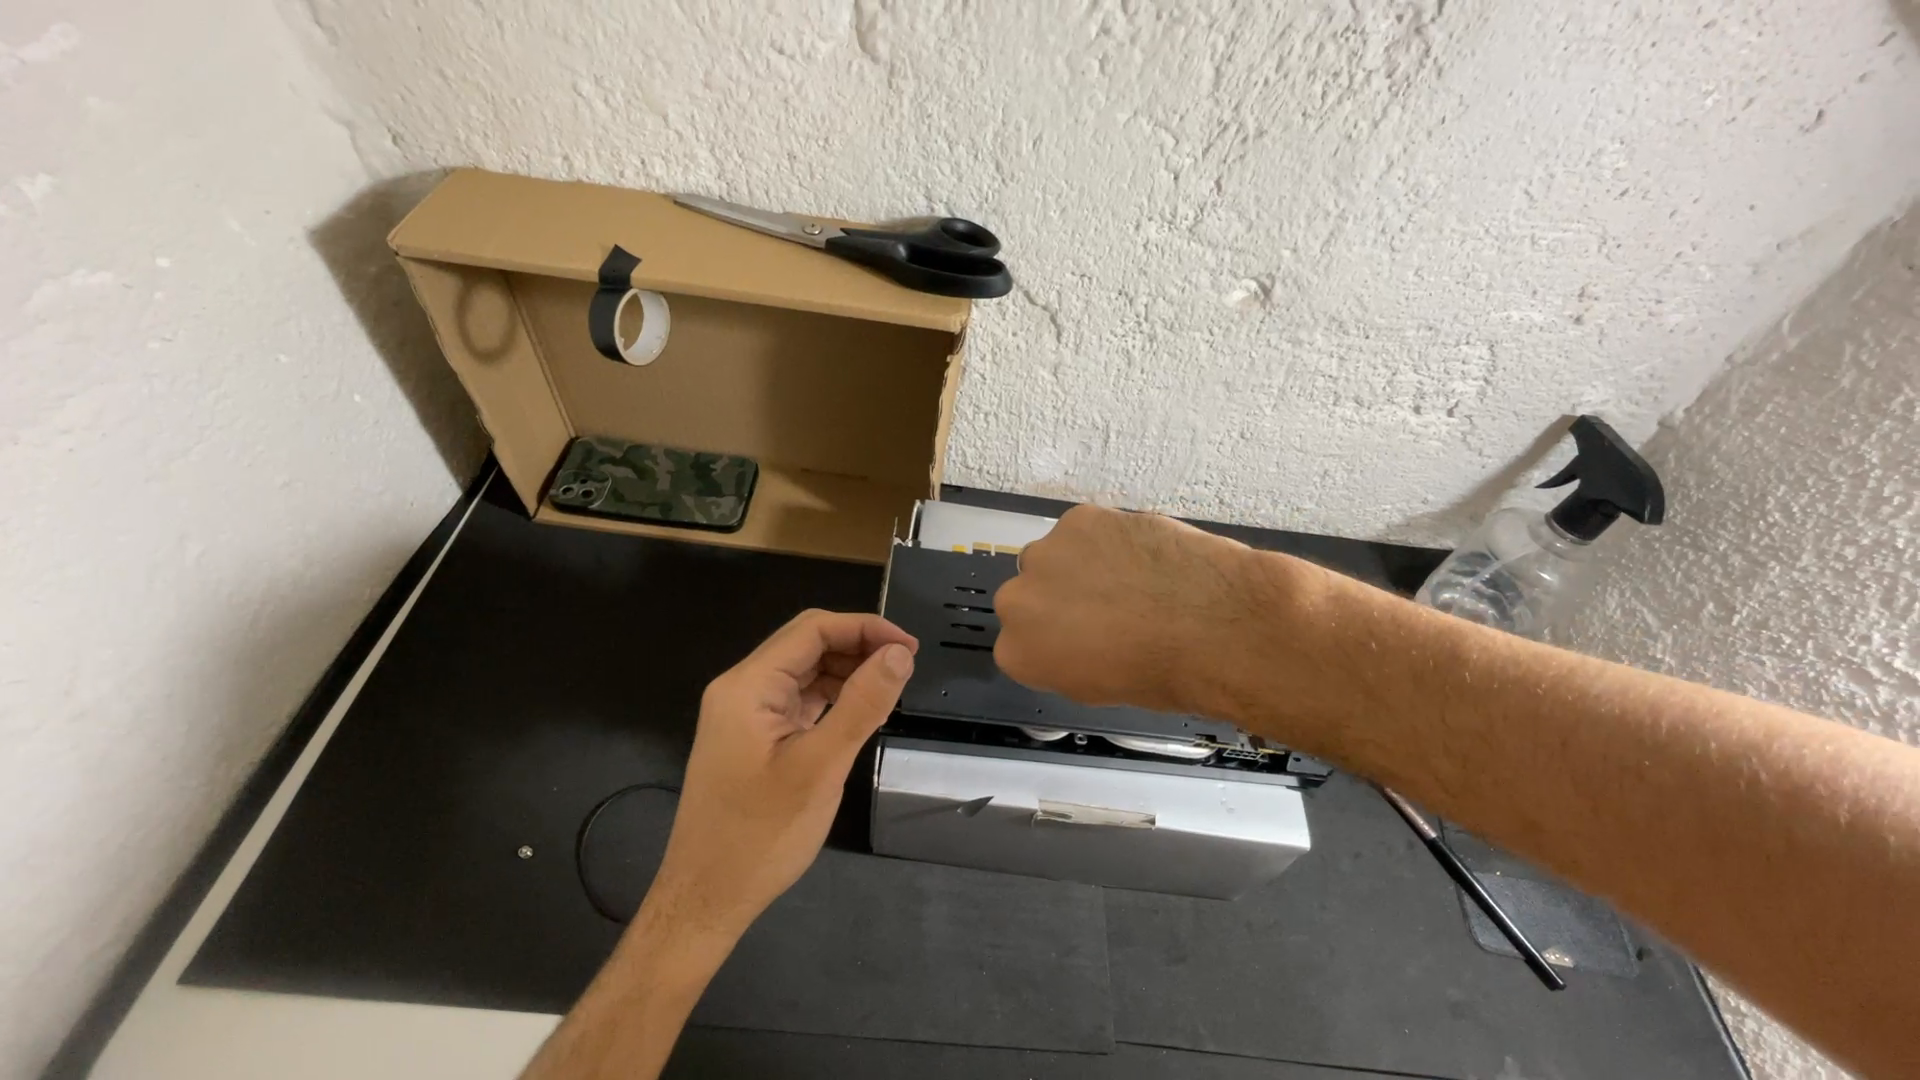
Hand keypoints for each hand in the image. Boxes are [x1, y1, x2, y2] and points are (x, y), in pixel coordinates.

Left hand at [645, 610, 916, 938]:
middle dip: (858, 646)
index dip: (864, 627)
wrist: (707, 898)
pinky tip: (862, 712)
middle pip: (807, 645)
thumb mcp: (820, 767)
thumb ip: (861, 705)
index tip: (909, 648)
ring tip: (891, 690)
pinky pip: (799, 701)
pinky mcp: (755, 738)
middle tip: (906, 667)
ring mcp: (746, 715)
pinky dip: (833, 699)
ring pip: (805, 672)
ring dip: (848, 672)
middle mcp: (742, 689)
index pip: (812, 629)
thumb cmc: (760, 835)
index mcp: (747, 686)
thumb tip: (900, 653)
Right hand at [993, 504, 1261, 715]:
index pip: (1020, 640)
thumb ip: (1068, 659)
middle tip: (1106, 607)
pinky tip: (1142, 556)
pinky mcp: (1078, 519)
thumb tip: (1079, 639)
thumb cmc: (1165, 673)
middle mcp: (1018, 602)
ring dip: (1081, 564)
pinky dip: (1108, 538)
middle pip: (1029, 593)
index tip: (1080, 638)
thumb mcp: (1102, 688)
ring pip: (1055, 556)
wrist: (1213, 627)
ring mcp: (1046, 554)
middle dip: (1060, 597)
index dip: (1054, 637)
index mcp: (1017, 653)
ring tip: (1131, 579)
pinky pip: (1084, 528)